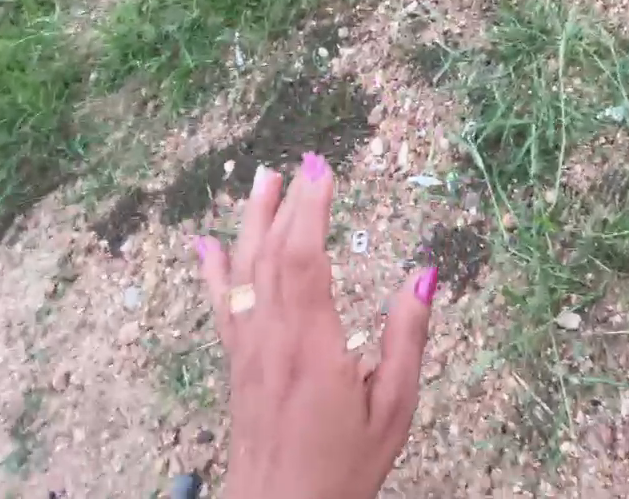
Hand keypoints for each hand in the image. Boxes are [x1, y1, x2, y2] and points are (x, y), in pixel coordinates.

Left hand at [195, 153, 437, 498]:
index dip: (312, 211)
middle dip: (288, 203)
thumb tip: (424, 273)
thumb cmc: (344, 467)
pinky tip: (203, 243)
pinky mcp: (237, 363)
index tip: (323, 170)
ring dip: (253, 221)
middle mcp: (272, 340)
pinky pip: (222, 306)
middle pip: (272, 256)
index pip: (306, 262)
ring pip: (244, 272)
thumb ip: (407, 339)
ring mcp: (248, 350)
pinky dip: (213, 270)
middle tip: (304, 160)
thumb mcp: (394, 408)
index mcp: (314, 347)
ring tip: (263, 178)